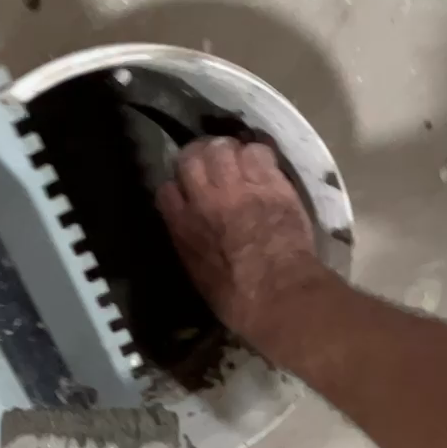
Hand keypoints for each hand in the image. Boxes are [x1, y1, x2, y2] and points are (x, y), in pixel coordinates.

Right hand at [155, 137, 334, 349]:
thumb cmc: (237, 300)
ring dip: (228, 151)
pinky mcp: (271, 183)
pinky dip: (257, 155)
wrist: (280, 295)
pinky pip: (258, 151)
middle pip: (191, 157)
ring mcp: (239, 187)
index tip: (186, 192)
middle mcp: (205, 200)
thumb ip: (189, 243)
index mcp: (183, 227)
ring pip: (223, 147)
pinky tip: (262, 167)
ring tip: (237, 162)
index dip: (176, 187)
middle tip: (210, 164)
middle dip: (198, 156)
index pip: (167, 190)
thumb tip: (189, 227)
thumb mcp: (198, 276)